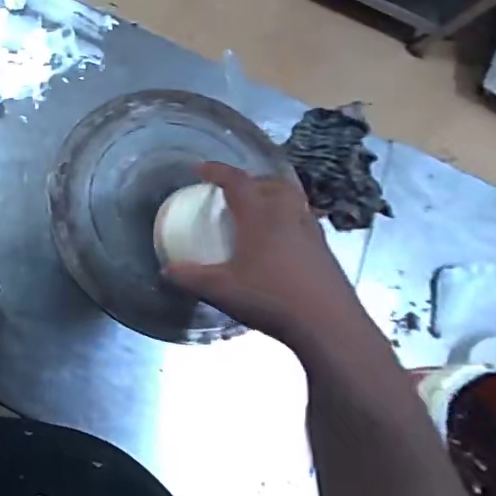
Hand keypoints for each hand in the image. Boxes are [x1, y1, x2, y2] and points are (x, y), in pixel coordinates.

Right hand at [161, 162, 364, 345]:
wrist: (330, 326)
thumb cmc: (270, 299)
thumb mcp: (219, 289)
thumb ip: (189, 277)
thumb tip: (166, 270)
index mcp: (261, 217)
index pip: (238, 182)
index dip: (217, 171)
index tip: (199, 169)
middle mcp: (289, 217)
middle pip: (272, 184)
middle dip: (250, 181)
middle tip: (231, 190)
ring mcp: (312, 234)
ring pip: (292, 201)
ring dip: (271, 198)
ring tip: (254, 212)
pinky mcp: (324, 252)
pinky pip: (301, 222)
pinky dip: (285, 220)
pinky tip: (275, 243)